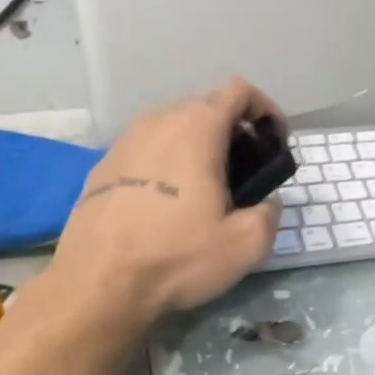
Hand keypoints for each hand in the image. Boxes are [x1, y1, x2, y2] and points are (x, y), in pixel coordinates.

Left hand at [33, 78, 283, 328]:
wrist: (100, 283)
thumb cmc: (178, 257)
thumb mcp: (245, 245)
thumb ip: (269, 214)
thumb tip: (267, 203)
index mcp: (196, 130)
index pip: (237, 91)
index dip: (264, 109)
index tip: (274, 141)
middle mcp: (157, 123)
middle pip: (203, 108)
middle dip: (231, 132)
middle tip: (245, 173)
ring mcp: (123, 143)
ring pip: (170, 130)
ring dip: (196, 149)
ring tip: (205, 191)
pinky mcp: (101, 168)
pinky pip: (145, 154)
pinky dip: (165, 166)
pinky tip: (166, 207)